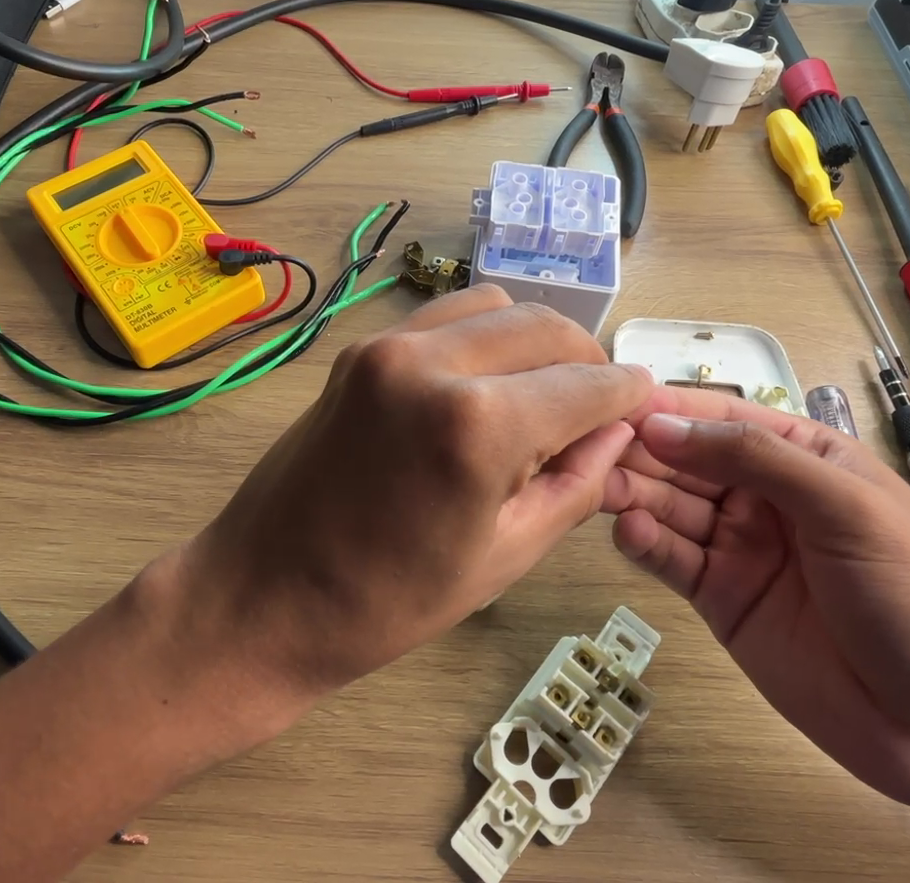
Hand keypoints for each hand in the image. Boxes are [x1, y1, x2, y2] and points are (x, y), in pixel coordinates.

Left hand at [167, 285, 651, 697]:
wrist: (263, 594)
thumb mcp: (503, 556)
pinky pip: (444, 318)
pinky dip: (483, 336)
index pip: (588, 385)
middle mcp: (433, 363)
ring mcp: (388, 346)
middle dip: (587, 364)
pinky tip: (485, 382)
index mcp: (477, 425)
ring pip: (497, 307)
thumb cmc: (387, 602)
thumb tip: (618, 430)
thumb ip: (576, 483)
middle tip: (594, 412)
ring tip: (540, 396)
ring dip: (535, 341)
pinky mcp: (360, 349)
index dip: (628, 396)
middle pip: (548, 327)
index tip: (646, 406)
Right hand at [600, 387, 909, 807]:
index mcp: (803, 458)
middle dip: (640, 450)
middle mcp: (762, 496)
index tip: (613, 404)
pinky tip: (629, 534)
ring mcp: (738, 549)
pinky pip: (670, 560)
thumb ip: (756, 458)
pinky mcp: (719, 599)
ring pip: (669, 507)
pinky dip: (645, 544)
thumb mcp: (847, 509)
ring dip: (633, 494)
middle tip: (588, 448)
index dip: (669, 409)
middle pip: (685, 460)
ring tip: (598, 488)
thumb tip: (665, 425)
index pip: (721, 417)